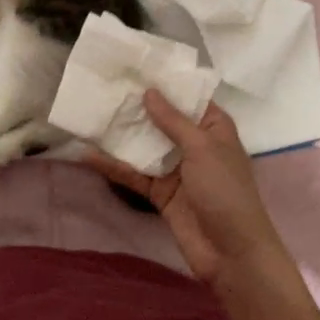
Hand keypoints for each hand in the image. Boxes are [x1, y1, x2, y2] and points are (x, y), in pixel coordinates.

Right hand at [83, 92, 293, 288]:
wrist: (231, 253)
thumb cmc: (225, 191)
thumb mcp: (202, 148)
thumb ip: (173, 121)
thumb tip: (149, 91)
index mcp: (213, 128)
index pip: (187, 97)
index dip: (164, 82)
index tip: (134, 65)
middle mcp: (194, 144)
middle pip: (161, 119)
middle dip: (136, 106)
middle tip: (104, 85)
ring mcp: (176, 169)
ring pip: (144, 145)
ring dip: (121, 134)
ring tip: (91, 114)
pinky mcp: (160, 193)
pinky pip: (134, 174)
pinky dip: (114, 166)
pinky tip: (88, 155)